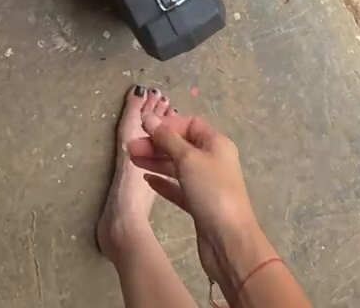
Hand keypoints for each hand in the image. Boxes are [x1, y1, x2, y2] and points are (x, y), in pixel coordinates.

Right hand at [128, 112, 277, 299]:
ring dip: (155, 161)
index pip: (189, 124)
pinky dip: (163, 182)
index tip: (144, 128)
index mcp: (216, 144)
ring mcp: (205, 183)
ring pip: (176, 166)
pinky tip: (147, 180)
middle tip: (130, 148)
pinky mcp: (198, 204)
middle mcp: (212, 160)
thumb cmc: (211, 191)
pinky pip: (177, 187)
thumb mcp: (188, 158)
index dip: (167, 124)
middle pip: (180, 145)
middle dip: (155, 144)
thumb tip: (148, 117)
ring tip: (132, 160)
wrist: (229, 242)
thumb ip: (166, 137)